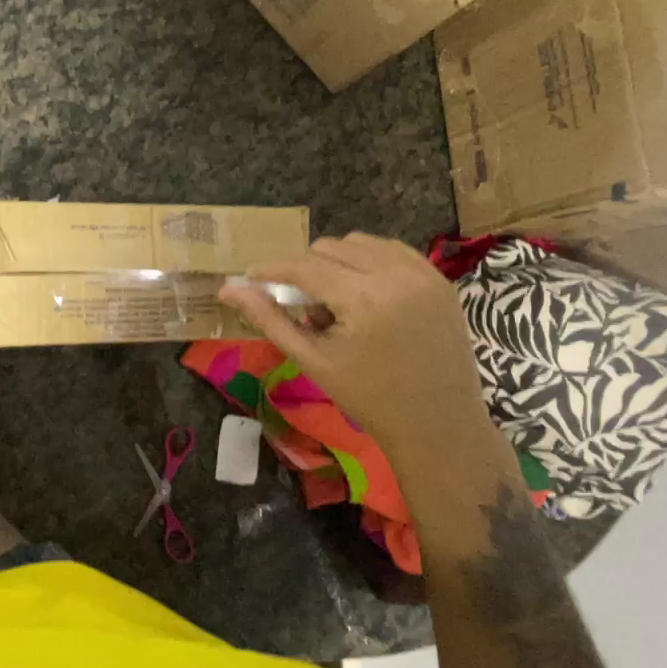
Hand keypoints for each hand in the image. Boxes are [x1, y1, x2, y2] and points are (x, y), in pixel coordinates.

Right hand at [218, 232, 487, 453]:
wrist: (438, 424)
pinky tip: (363, 293)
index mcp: (363, 300)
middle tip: (306, 310)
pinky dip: (368, 262)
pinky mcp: (439, 279)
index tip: (250, 278)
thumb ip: (269, 319)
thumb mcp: (311, 360)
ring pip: (359, 243)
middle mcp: (396, 277)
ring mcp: (423, 275)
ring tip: (338, 303)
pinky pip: (391, 250)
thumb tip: (227, 289)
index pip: (303, 267)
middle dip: (306, 271)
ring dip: (336, 263)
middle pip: (329, 248)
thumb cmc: (368, 398)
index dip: (271, 269)